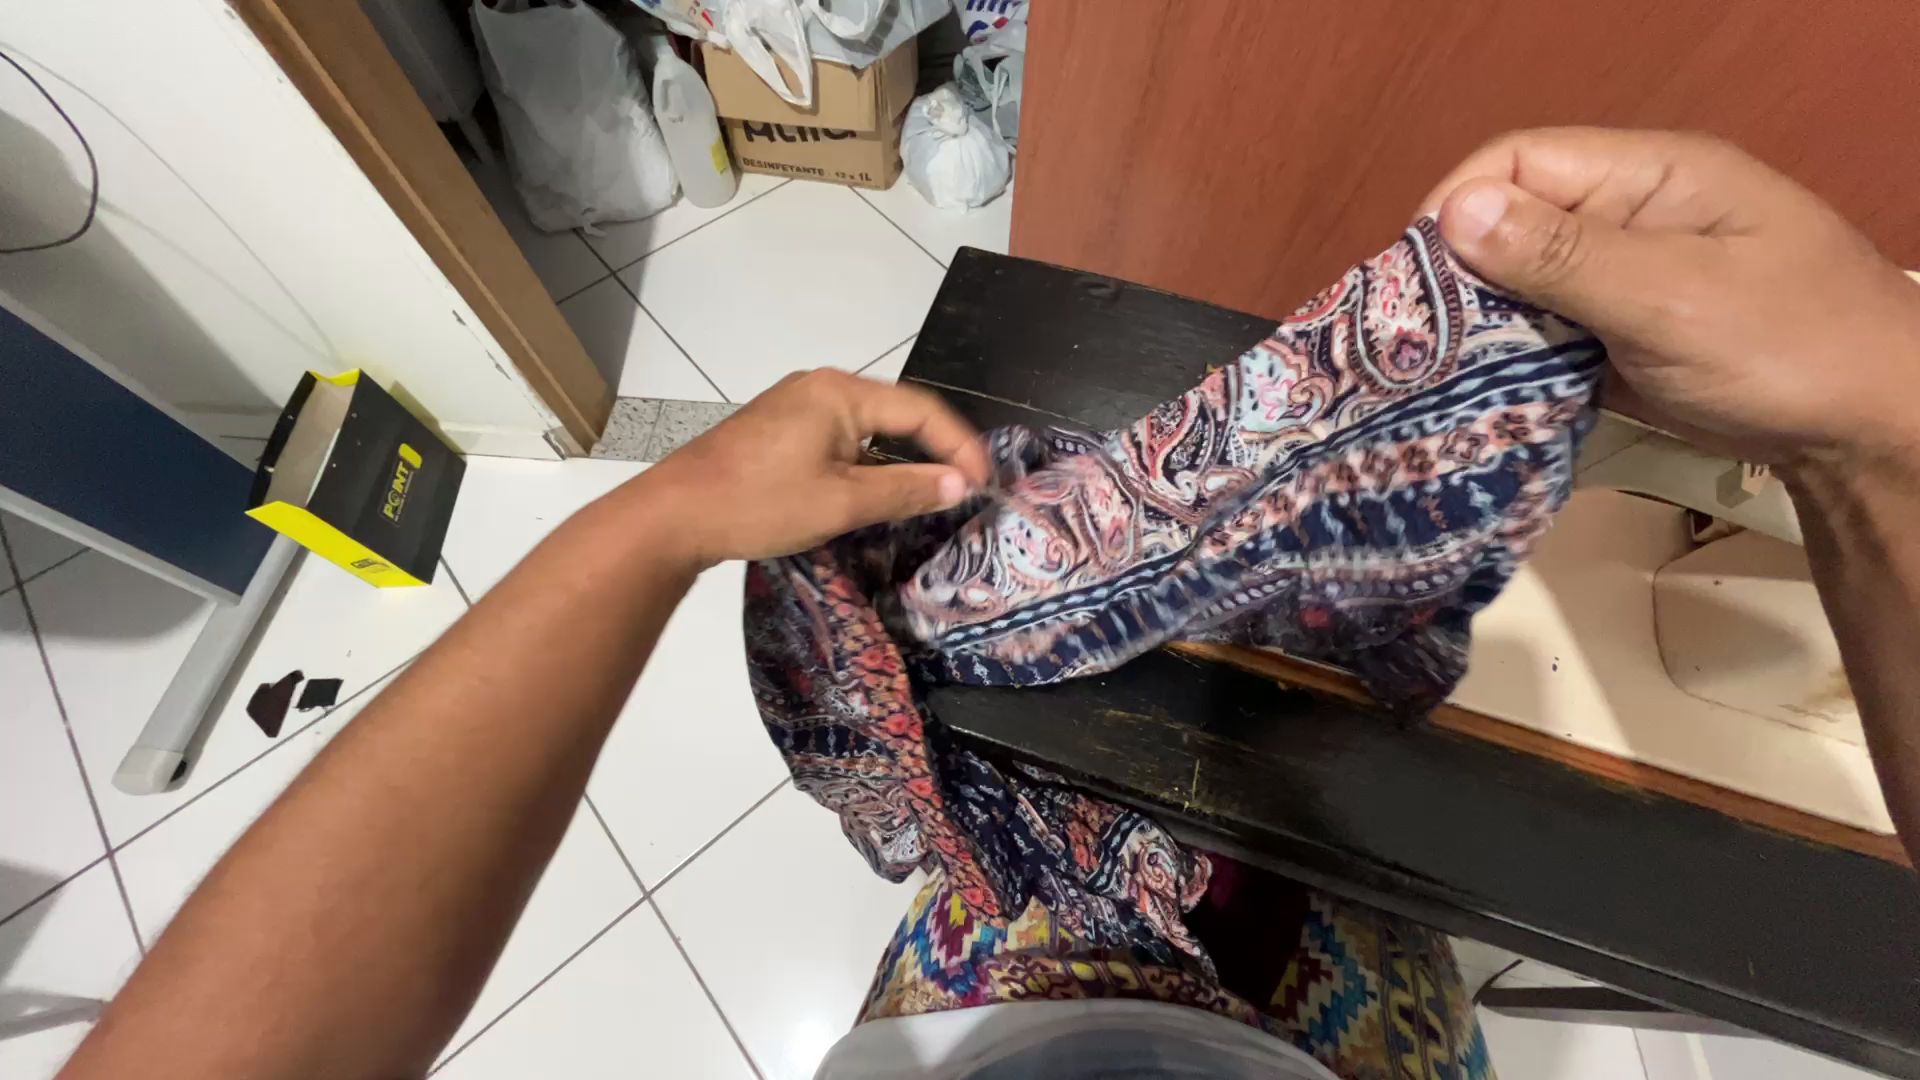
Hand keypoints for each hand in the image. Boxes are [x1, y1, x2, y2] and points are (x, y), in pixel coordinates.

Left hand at [630, 369, 993, 566]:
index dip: (959, 445)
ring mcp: (798, 405)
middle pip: (897, 411)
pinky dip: (869, 461)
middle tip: (964, 486)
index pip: (921, 409)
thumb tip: (961, 484)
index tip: (985, 483)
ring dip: (902, 456)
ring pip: (870, 426)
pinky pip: (843, 437)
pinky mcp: (783, 428)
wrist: (675, 515)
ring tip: (931, 491)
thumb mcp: (841, 501)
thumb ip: (906, 489)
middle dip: (935, 448)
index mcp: (840, 392)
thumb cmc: (761, 504)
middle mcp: (822, 386)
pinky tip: (878, 488)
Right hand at [1420, 127, 1919, 471]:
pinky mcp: (1586, 329)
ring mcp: (1598, 276)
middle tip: (1412, 336)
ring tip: (1428, 366)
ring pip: (1498, 281)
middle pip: (1497, 222)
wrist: (1853, 429)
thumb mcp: (1670, 295)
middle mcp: (1612, 217)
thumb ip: (1561, 254)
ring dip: (1462, 321)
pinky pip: (1517, 327)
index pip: (1516, 162)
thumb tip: (1454, 211)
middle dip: (1448, 275)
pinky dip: (1487, 352)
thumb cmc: (1783, 346)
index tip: (1414, 279)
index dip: (1455, 207)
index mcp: (1643, 179)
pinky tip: (1466, 381)